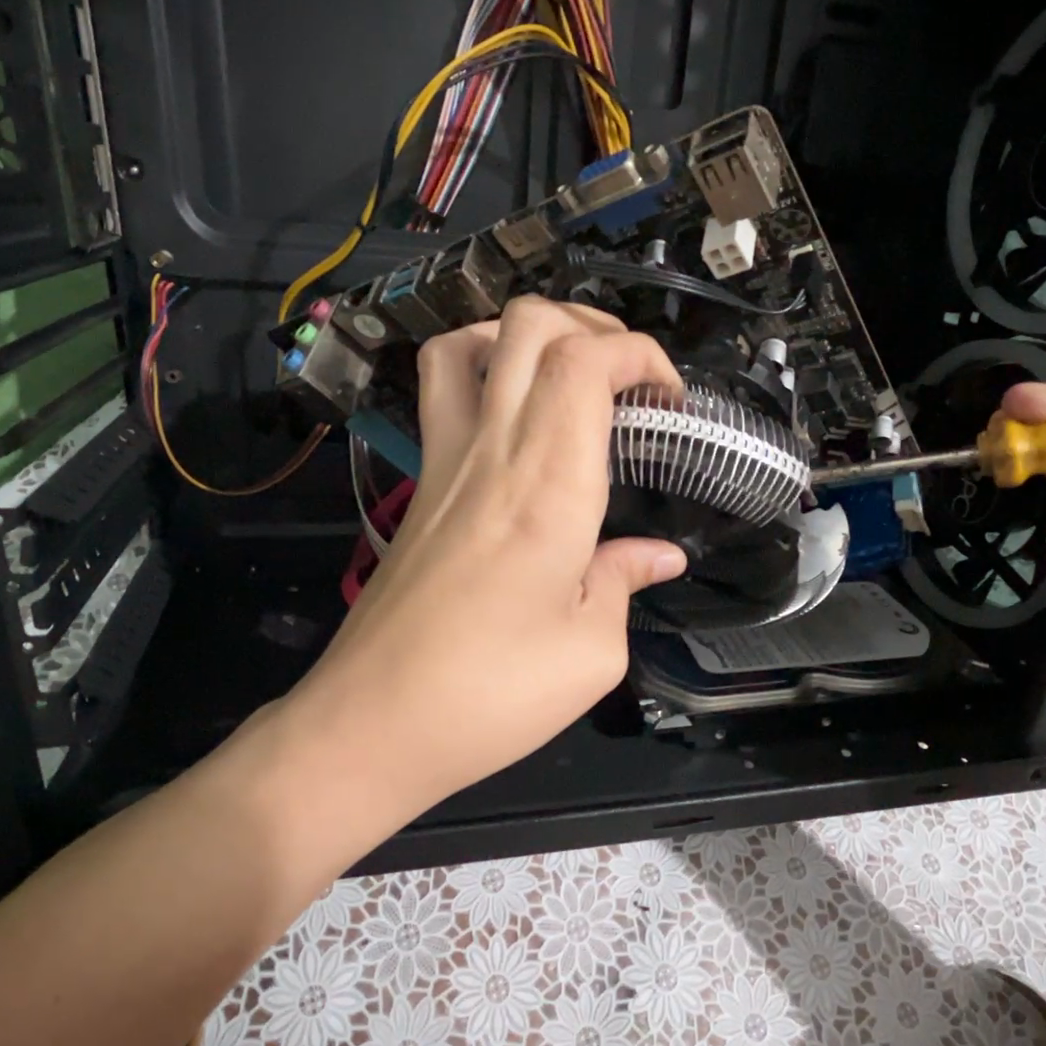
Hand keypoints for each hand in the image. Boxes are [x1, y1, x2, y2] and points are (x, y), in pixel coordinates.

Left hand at [268, 297, 686, 831]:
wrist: (374, 721)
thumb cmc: (492, 694)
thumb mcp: (592, 653)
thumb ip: (625, 582)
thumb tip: (658, 556)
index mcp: (549, 487)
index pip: (586, 361)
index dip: (640, 355)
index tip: (670, 403)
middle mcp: (493, 451)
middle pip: (530, 324)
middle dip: (596, 327)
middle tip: (632, 381)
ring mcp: (445, 459)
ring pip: (473, 339)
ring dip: (533, 335)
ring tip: (572, 376)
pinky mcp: (420, 480)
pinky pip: (440, 386)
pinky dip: (479, 362)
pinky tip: (510, 406)